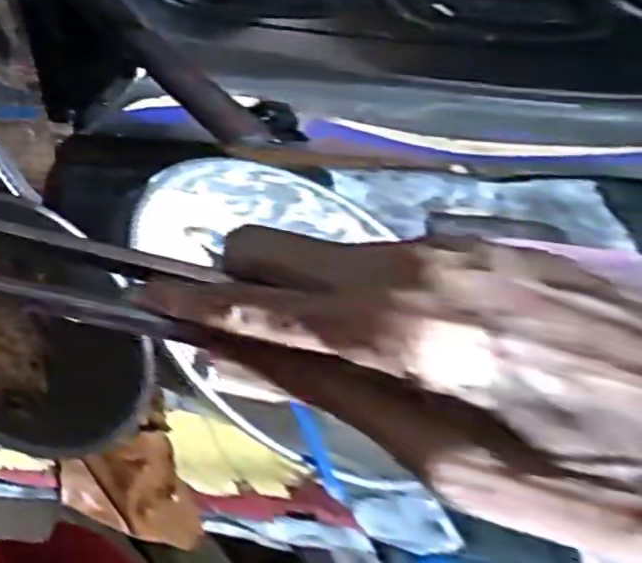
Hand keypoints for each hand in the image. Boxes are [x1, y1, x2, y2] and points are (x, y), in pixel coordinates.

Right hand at [137, 228, 641, 560]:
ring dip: (307, 288)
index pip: (253, 306)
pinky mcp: (488, 241)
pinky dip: (367, 286)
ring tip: (368, 348)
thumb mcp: (472, 475)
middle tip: (259, 332)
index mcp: (405, 334)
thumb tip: (231, 358)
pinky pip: (382, 252)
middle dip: (238, 281)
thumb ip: (335, 398)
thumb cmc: (627, 491)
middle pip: (262, 244)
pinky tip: (437, 334)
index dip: (188, 305)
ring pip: (318, 248)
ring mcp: (451, 246)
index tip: (140, 298)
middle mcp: (410, 268)